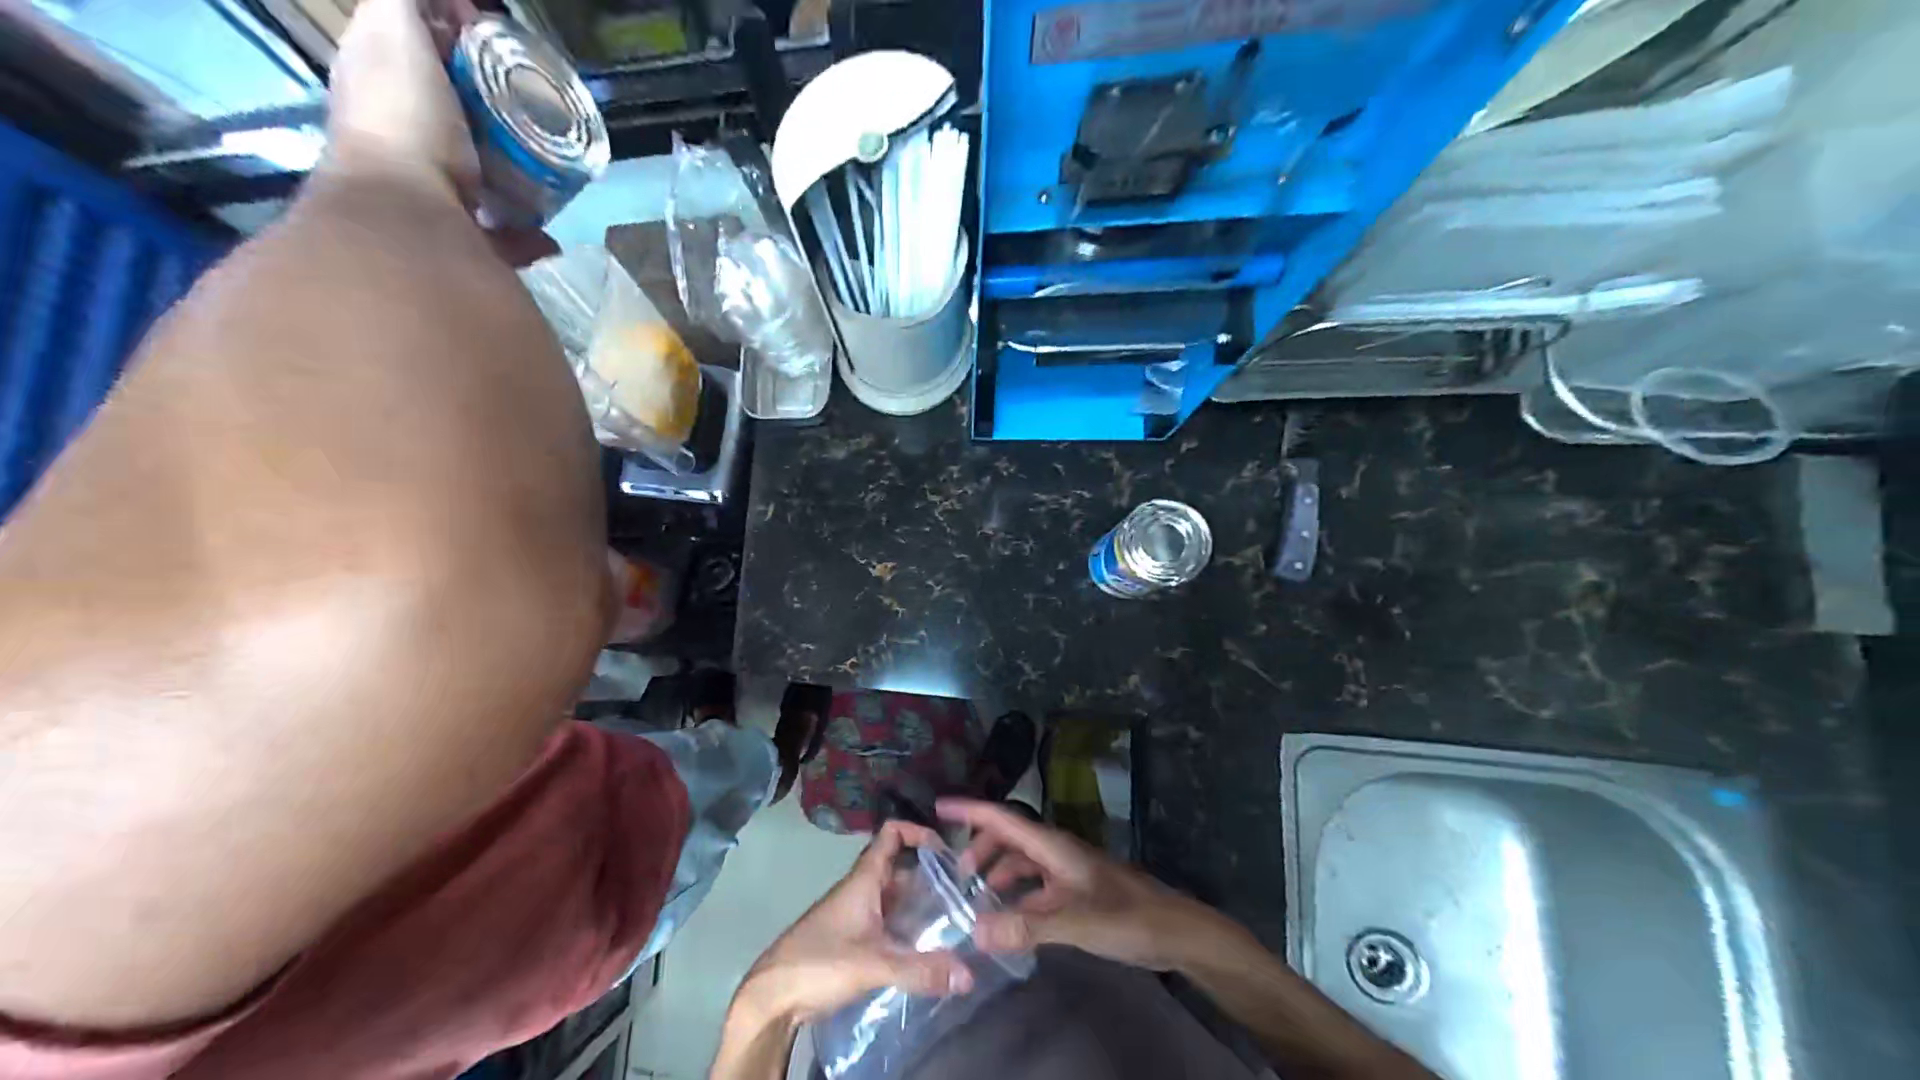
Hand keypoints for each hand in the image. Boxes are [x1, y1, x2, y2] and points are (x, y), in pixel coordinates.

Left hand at [325, 0, 556, 263]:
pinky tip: (549, 227)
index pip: (419, 47)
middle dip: (495, 107)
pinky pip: (506, 233)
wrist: (411, 216)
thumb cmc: (404, 118)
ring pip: (481, 173)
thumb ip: (408, 1)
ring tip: (548, 166)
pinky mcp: (470, 239)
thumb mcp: (395, 32)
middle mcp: (404, 139)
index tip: (500, 38)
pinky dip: (529, 233)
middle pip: (456, 113)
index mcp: (384, 87)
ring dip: (513, 170)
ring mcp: (437, 193)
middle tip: (537, 104)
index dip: (456, 34)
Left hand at [733, 821, 975, 1025]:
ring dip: (917, 906)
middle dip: (928, 876)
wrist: (771, 997)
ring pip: (892, 899)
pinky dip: (904, 929)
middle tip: (961, 894)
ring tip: (952, 923)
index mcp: (863, 880)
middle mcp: (859, 890)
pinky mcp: (849, 940)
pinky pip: (884, 924)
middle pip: (898, 869)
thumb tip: (968, 973)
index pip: (890, 834)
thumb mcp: (874, 964)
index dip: (917, 831)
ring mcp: (853, 916)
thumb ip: (920, 969)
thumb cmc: (819, 963)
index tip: (946, 848)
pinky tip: (923, 950)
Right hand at [939, 797, 1225, 970]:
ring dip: (998, 875)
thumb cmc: (1128, 917)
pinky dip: (1017, 897)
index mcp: (1054, 846)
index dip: (971, 810)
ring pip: (1022, 864)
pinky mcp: (1077, 892)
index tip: (939, 806)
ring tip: (977, 901)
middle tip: (955, 878)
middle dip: (980, 851)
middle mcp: (1057, 852)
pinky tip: (1010, 920)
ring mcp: (1068, 872)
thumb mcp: (1076, 922)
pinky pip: (1036, 887)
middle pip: (1009, 839)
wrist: (1177, 932)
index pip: (1003, 819)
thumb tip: (974, 930)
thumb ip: (1027, 926)